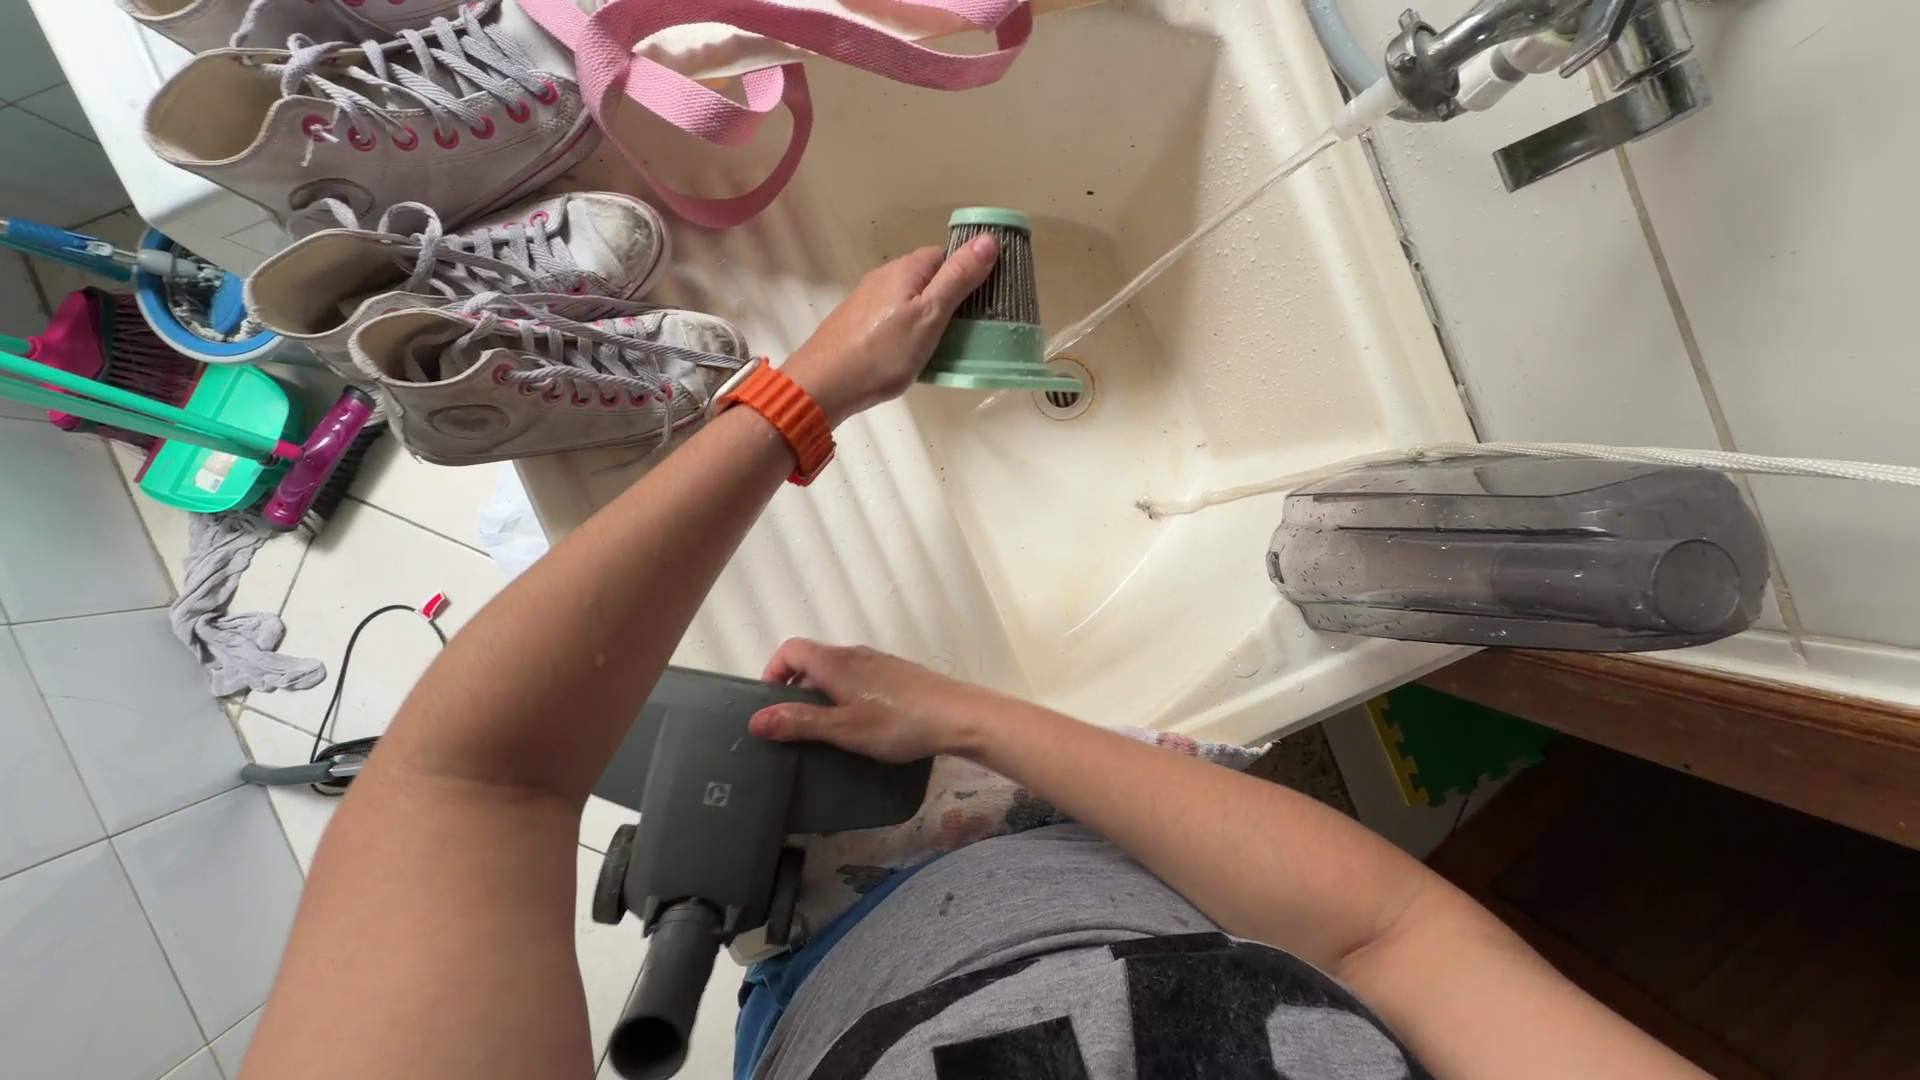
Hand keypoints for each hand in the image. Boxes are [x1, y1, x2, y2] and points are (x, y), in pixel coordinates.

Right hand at [748, 639, 1002, 762]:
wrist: (957, 716)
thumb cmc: (897, 722)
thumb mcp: (843, 728)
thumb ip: (800, 723)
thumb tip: (755, 719)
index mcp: (834, 662)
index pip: (790, 649)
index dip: (772, 671)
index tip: (770, 704)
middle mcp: (854, 654)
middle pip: (811, 659)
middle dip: (795, 687)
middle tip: (793, 725)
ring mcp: (877, 662)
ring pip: (836, 670)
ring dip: (821, 693)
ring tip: (824, 729)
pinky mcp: (896, 674)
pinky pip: (858, 678)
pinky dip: (845, 694)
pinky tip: (859, 723)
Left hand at [781, 236, 998, 426]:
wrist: (825, 384)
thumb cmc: (884, 352)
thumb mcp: (930, 315)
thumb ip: (958, 279)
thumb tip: (988, 239)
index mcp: (905, 269)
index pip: (945, 256)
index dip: (964, 276)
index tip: (979, 304)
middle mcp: (883, 277)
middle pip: (926, 278)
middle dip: (946, 299)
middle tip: (961, 331)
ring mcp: (866, 301)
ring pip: (907, 299)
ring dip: (925, 316)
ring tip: (937, 346)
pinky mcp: (856, 324)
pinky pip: (891, 318)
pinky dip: (905, 331)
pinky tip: (906, 354)